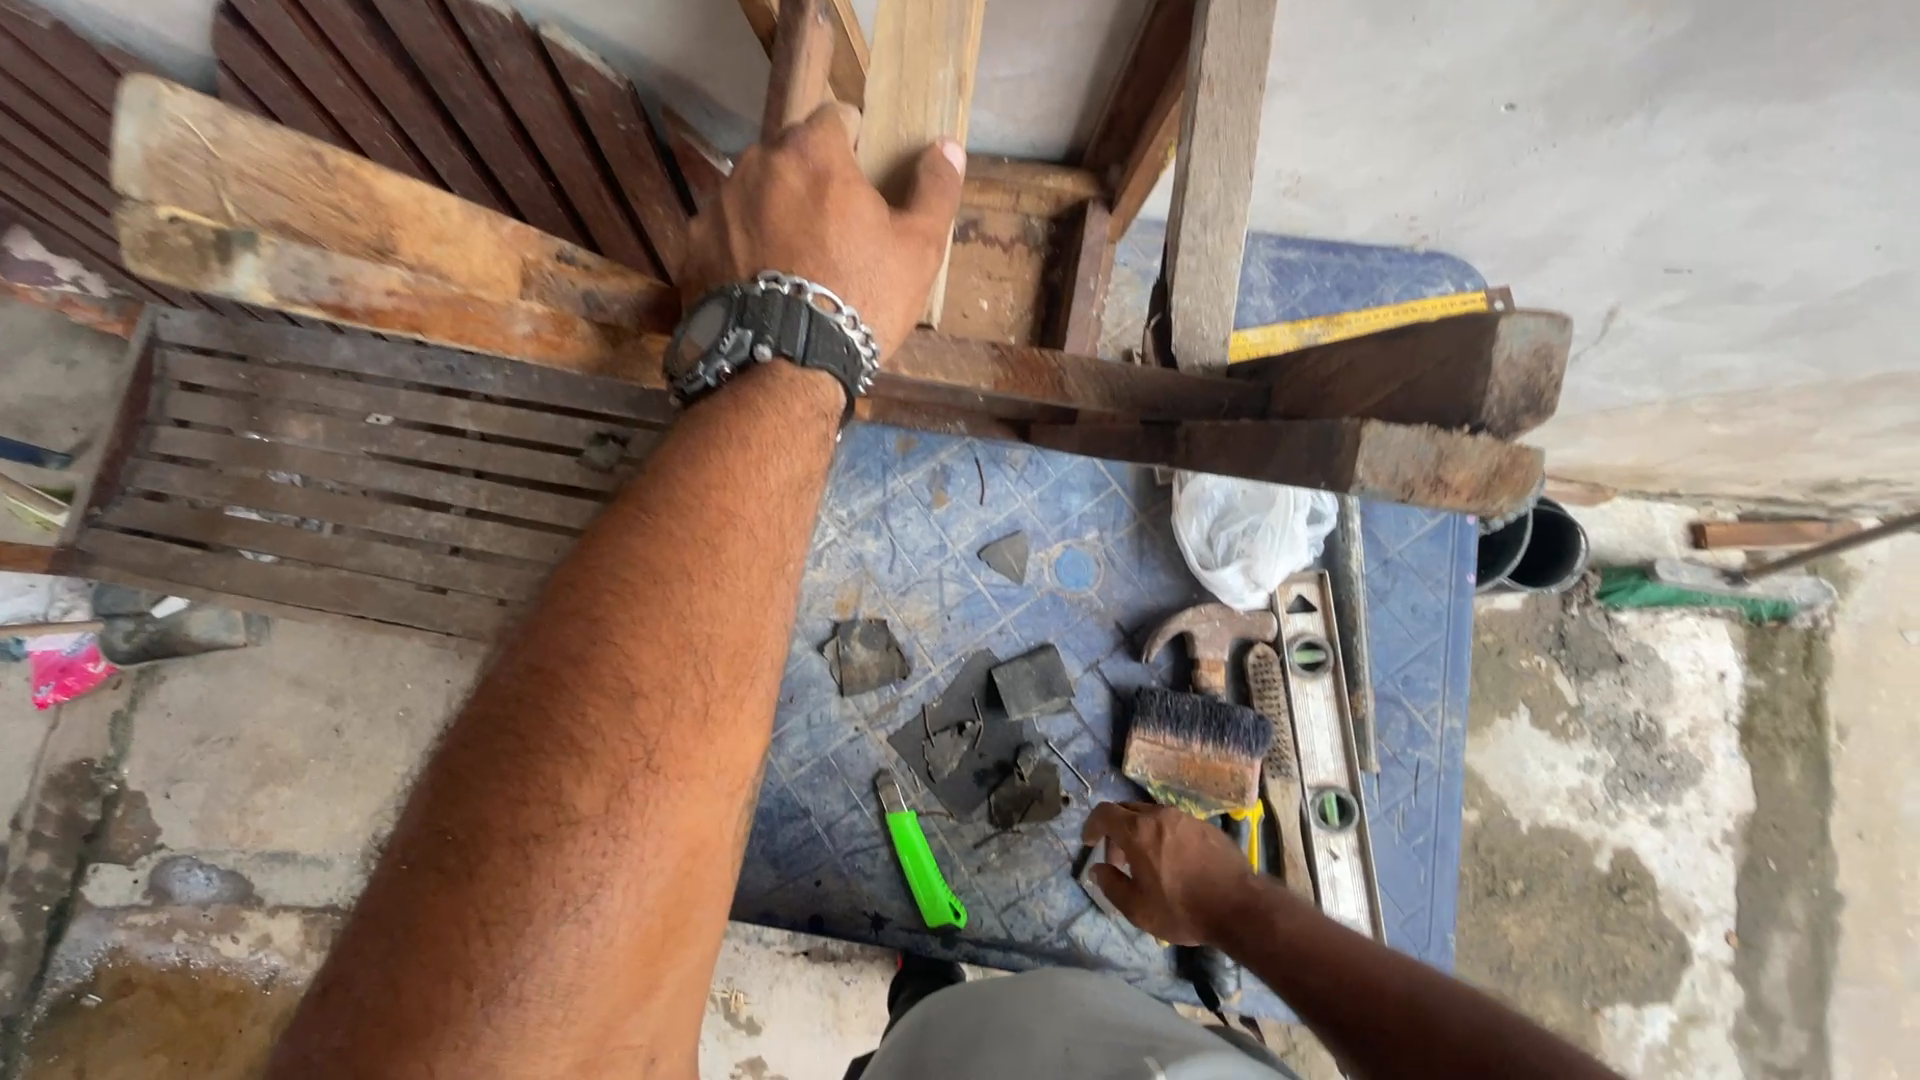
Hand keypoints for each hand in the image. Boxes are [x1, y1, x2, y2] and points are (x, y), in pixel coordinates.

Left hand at [677, 103, 966, 361]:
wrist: (787, 368)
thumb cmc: (862, 300)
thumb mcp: (919, 250)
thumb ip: (935, 190)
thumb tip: (948, 147)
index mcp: (812, 154)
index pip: (834, 119)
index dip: (854, 144)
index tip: (864, 178)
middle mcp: (755, 165)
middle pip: (788, 157)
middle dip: (810, 180)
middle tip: (833, 231)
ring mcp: (716, 208)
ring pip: (753, 195)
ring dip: (773, 213)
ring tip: (794, 265)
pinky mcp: (692, 250)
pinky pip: (724, 237)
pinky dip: (741, 251)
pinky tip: (762, 286)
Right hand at [1083, 801, 1258, 945]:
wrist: (1239, 907)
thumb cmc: (1182, 909)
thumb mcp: (1138, 909)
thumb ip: (1111, 885)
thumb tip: (1098, 869)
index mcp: (1138, 831)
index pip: (1104, 812)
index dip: (1091, 825)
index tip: (1089, 842)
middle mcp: (1160, 815)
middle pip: (1127, 810)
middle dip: (1116, 830)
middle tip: (1117, 859)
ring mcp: (1186, 818)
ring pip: (1152, 815)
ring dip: (1140, 832)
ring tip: (1147, 863)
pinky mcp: (1206, 827)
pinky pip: (1175, 824)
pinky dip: (1164, 836)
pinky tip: (1175, 862)